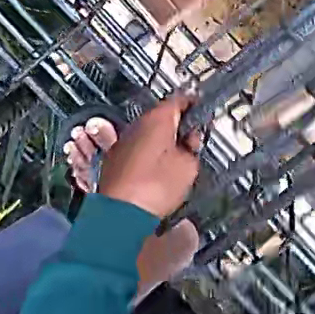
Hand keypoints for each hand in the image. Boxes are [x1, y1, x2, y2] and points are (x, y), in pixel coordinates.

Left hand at [97, 93, 200, 218]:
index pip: (179, 100)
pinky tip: (155, 174)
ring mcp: (123, 141)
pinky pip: (136, 150)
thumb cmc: (154, 188)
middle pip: (162, 117)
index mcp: (158, 119)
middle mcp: (137, 125)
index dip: (194, 105)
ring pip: (147, 134)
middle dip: (177, 128)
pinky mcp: (114, 159)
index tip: (201, 112)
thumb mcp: (188, 167)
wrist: (120, 213)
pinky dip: (147, 157)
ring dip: (161, 143)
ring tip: (175, 162)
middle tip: (192, 142)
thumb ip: (192, 148)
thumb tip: (190, 143)